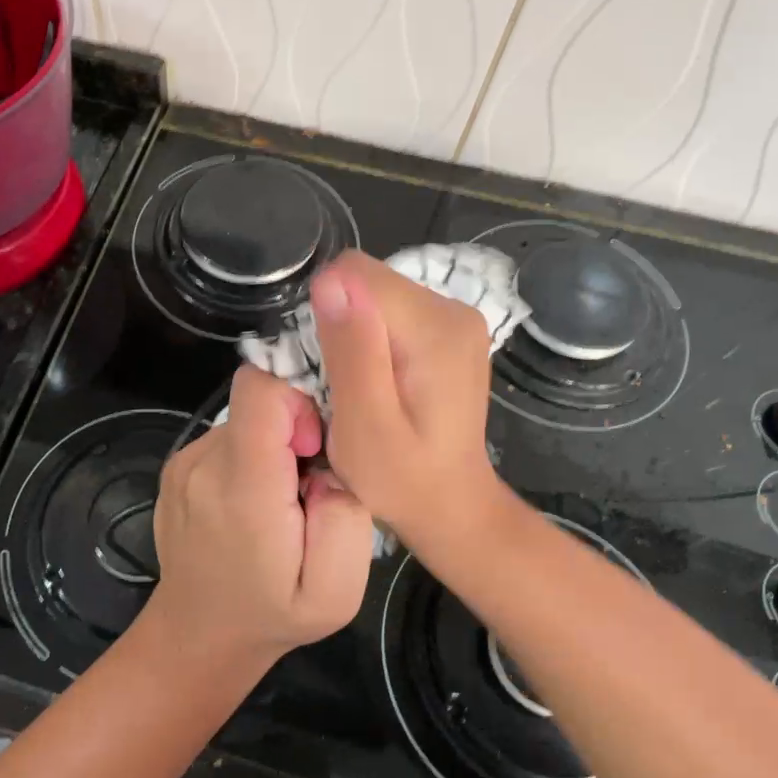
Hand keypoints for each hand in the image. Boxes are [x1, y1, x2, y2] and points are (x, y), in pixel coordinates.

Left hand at [138, 366, 375, 667]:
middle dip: (293, 434)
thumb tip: (325, 463)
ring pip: (244, 421)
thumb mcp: (337, 591)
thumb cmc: (273, 615)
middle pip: (257, 404)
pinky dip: (249, 460)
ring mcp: (182, 462)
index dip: (300, 406)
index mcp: (242, 489)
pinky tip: (252, 508)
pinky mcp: (176, 467)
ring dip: (271, 451)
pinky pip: (226, 438)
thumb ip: (344, 516)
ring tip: (278, 507)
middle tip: (304, 492)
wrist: (200, 636)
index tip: (313, 452)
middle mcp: (202, 464)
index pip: (262, 390)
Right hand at [310, 250, 507, 545]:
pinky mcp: (446, 329)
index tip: (325, 366)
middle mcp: (452, 308)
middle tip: (338, 387)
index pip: (354, 273)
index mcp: (435, 327)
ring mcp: (453, 317)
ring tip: (354, 388)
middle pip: (365, 282)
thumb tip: (328, 283)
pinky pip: (388, 312)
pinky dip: (368, 341)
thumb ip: (350, 350)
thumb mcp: (364, 425)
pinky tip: (372, 382)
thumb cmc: (402, 478)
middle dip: (337, 324)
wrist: (451, 504)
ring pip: (373, 295)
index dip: (324, 313)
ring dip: (350, 334)